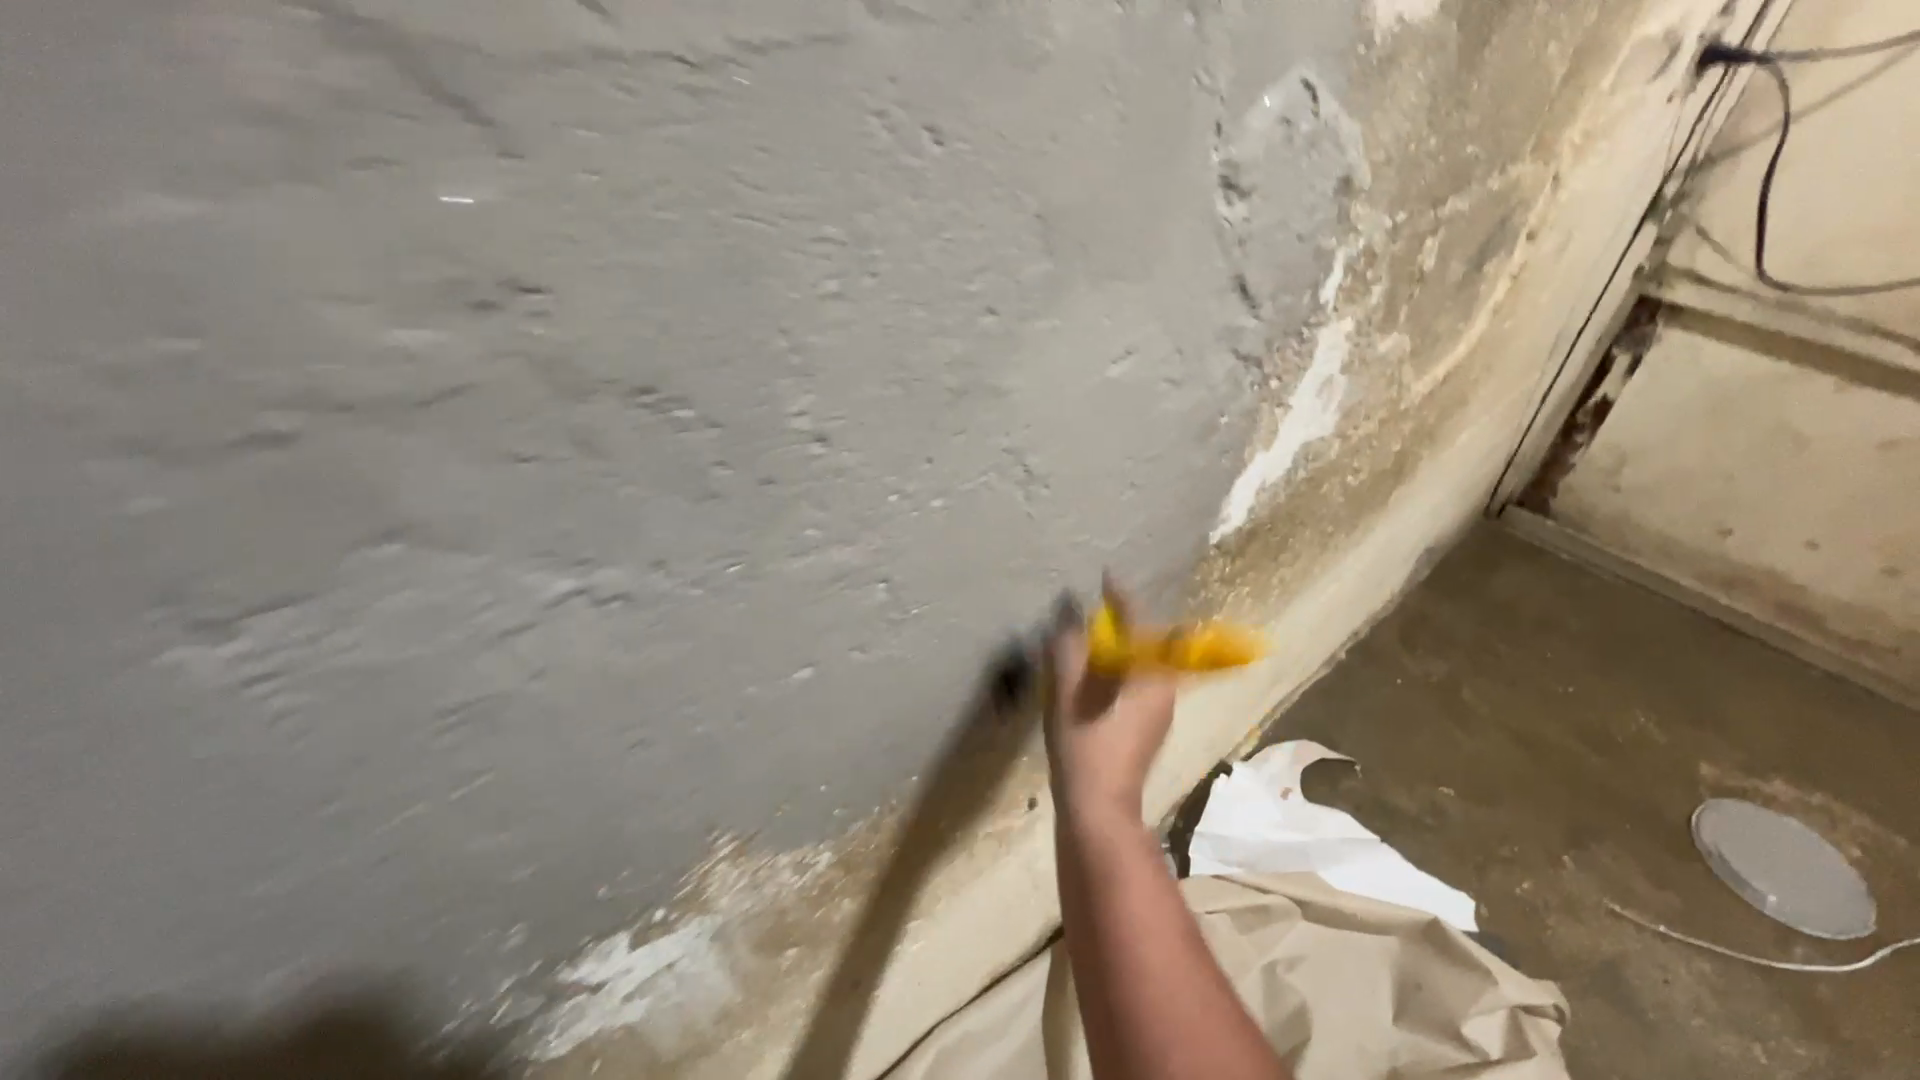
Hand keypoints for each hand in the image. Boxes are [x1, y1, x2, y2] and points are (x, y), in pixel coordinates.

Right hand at [1044, 582, 1177, 822]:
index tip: (1106, 576)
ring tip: (1090, 641)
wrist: (1099, 808)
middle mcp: (1165, 688)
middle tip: (1094, 610)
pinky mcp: (1150, 729)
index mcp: (1151, 675)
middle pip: (1144, 643)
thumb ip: (1068, 647)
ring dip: (1119, 650)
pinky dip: (1118, 673)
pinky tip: (1095, 679)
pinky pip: (1137, 685)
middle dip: (1121, 624)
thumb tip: (1068, 613)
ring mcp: (1161, 711)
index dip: (1120, 597)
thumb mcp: (1068, 691)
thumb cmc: (1085, 746)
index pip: (1138, 623)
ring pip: (1142, 666)